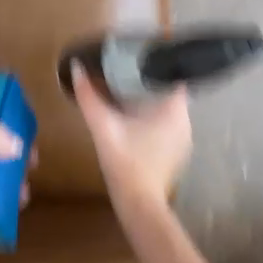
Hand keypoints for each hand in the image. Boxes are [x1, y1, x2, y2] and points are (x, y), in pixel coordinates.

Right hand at [71, 65, 192, 205]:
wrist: (138, 204)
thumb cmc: (125, 162)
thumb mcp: (103, 126)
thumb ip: (89, 96)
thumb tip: (76, 67)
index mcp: (174, 111)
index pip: (172, 76)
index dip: (155, 64)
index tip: (136, 57)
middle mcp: (185, 122)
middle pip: (167, 91)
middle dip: (146, 81)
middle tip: (123, 72)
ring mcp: (183, 140)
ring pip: (166, 109)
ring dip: (148, 100)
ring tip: (125, 90)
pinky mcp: (176, 153)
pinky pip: (166, 125)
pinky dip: (151, 118)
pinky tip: (132, 118)